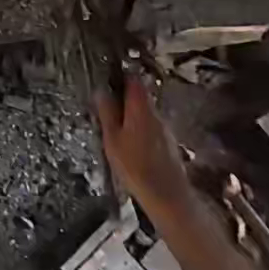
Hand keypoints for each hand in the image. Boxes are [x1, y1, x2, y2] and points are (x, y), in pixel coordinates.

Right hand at [94, 75, 193, 216]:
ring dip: (132, 114)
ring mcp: (164, 127)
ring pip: (146, 112)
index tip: (108, 78)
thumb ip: (107, 113)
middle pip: (141, 95)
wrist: (166, 194)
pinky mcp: (169, 141)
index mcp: (140, 108)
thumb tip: (100, 91)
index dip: (122, 75)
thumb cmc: (134, 166)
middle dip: (125, 97)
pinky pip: (152, 126)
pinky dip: (141, 128)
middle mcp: (155, 113)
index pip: (134, 79)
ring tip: (117, 128)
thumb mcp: (112, 139)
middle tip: (107, 105)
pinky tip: (132, 144)